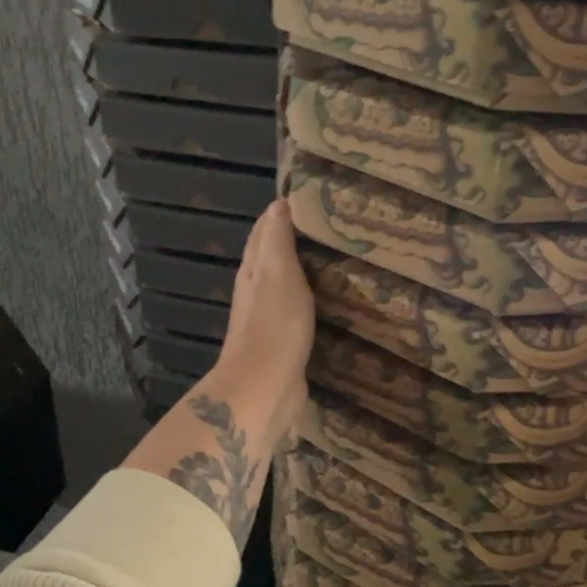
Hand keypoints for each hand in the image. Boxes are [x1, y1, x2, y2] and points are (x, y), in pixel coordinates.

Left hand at [213, 200, 315, 442]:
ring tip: (334, 260)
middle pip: (271, 258)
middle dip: (292, 240)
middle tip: (328, 227)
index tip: (308, 199)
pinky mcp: (281, 344)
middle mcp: (255, 291)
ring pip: (283, 286)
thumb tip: (278, 203)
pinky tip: (328, 302)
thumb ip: (277, 239)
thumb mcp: (277, 271)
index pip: (263, 232)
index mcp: (253, 270)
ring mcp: (267, 319)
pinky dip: (309, 301)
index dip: (281, 214)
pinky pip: (295, 313)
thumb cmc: (274, 323)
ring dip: (302, 272)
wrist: (265, 386)